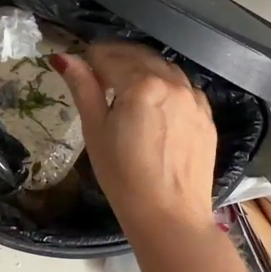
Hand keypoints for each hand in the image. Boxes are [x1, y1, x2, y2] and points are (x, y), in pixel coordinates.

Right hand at [54, 41, 216, 234]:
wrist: (169, 216)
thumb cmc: (123, 175)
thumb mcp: (94, 129)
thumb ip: (83, 87)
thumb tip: (64, 57)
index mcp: (141, 84)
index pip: (109, 56)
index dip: (90, 60)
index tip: (81, 72)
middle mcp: (172, 83)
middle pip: (138, 55)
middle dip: (116, 59)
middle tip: (98, 75)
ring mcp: (194, 99)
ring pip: (163, 67)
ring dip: (141, 68)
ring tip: (125, 89)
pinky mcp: (206, 117)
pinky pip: (183, 88)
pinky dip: (165, 85)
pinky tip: (154, 105)